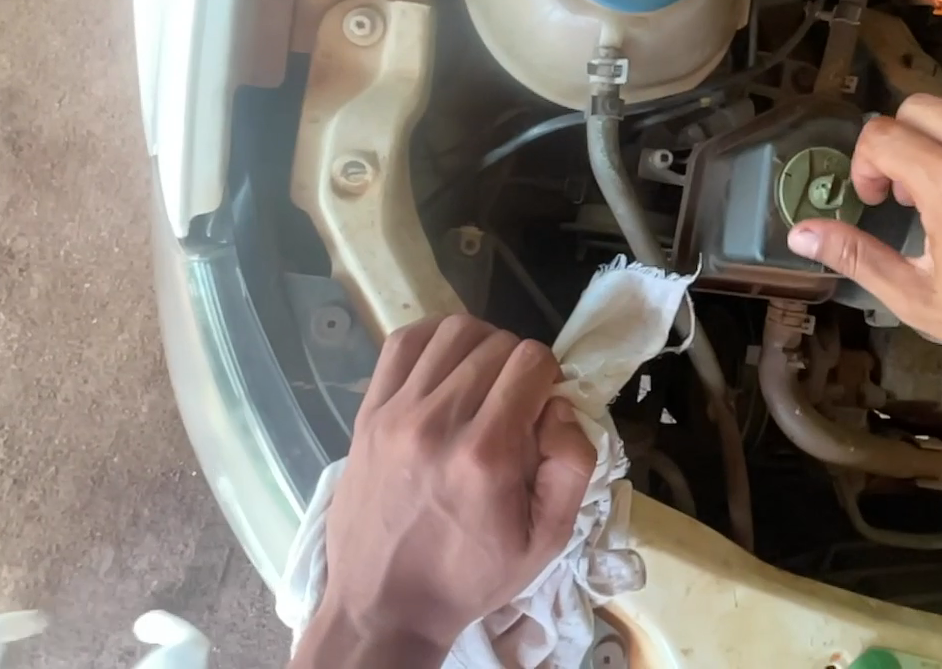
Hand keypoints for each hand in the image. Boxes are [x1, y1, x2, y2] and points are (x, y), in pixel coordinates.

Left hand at [302, 315, 594, 663]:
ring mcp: (395, 414)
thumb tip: (560, 405)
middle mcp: (437, 423)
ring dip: (482, 344)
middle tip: (516, 398)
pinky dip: (433, 338)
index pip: (532, 361)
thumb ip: (574, 464)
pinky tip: (448, 364)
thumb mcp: (547, 539)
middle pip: (498, 342)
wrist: (382, 609)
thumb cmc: (471, 575)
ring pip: (454, 331)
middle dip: (520, 362)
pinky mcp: (368, 413)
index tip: (542, 405)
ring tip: (484, 377)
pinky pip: (403, 342)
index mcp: (485, 455)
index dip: (549, 375)